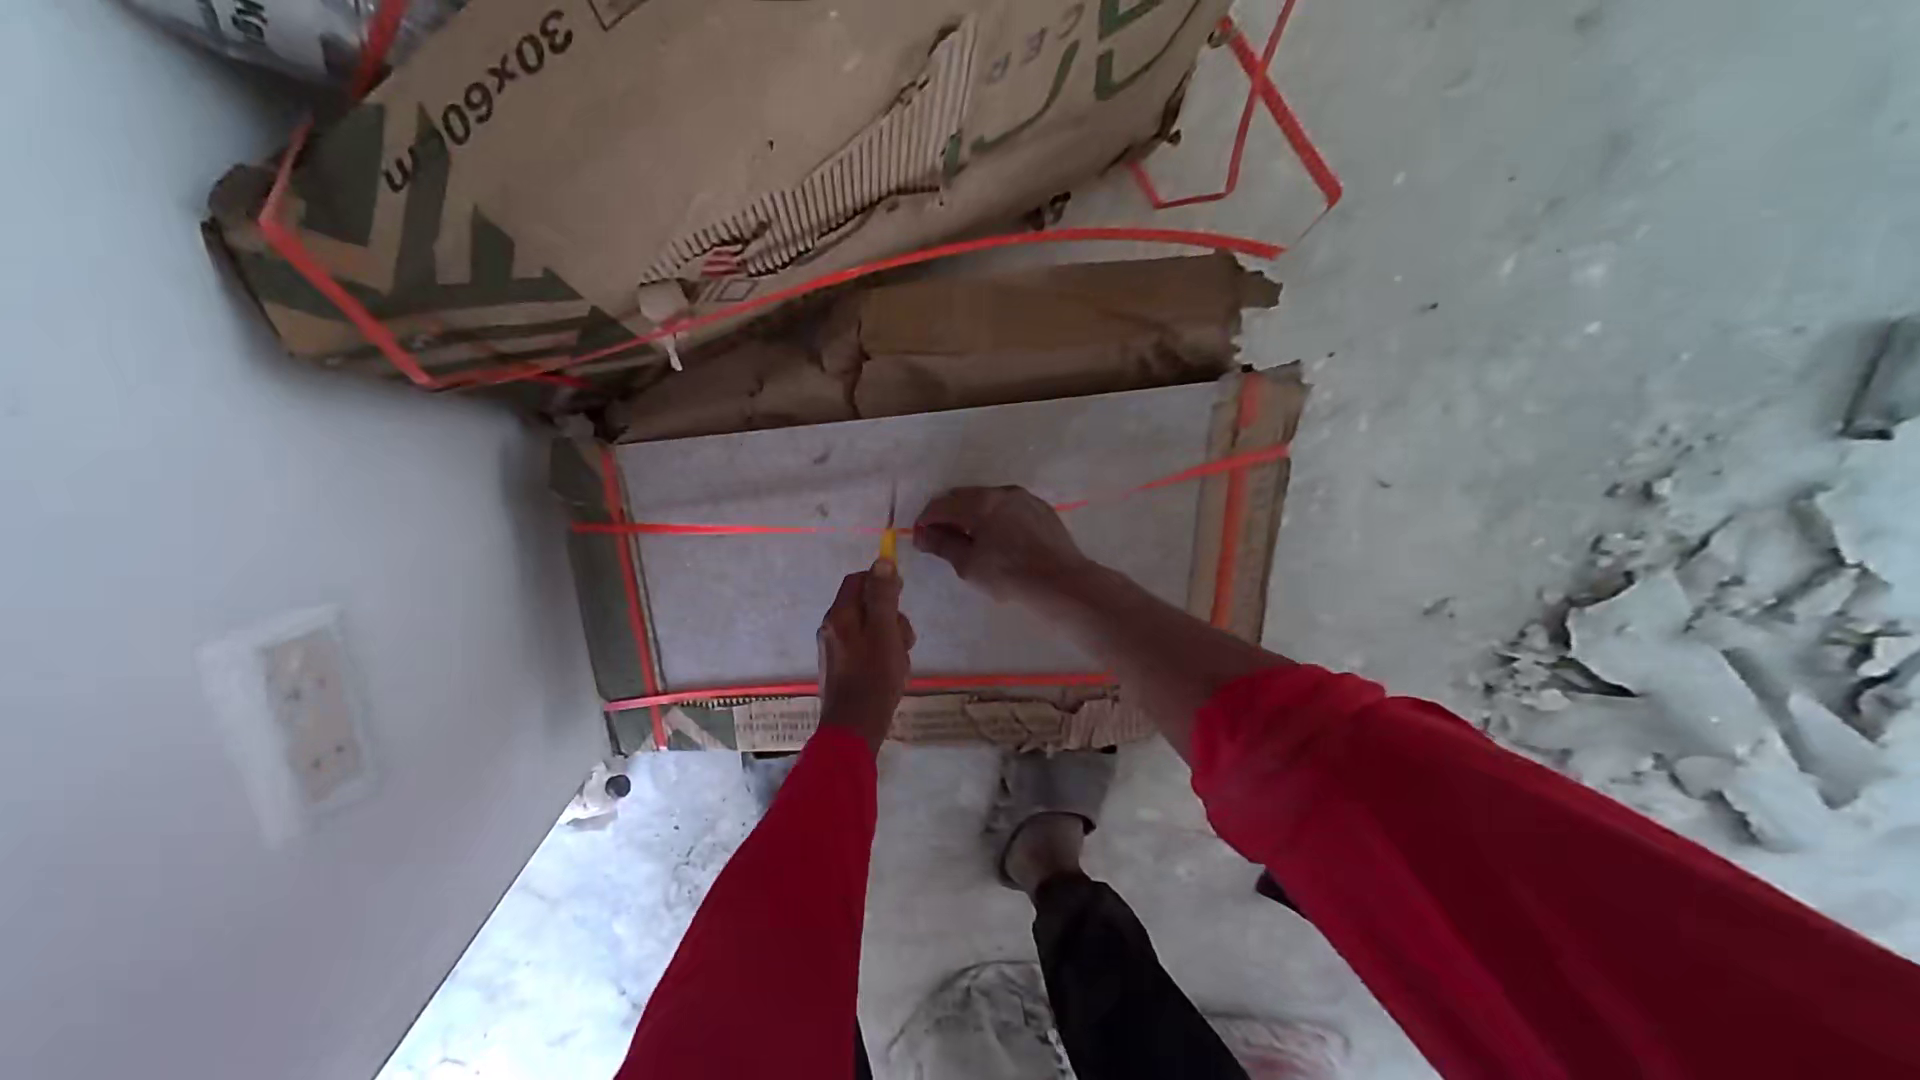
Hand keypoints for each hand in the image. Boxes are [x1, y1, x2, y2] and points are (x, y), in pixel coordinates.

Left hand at [817, 559, 914, 752]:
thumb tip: (882, 561)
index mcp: (839, 615)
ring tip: (900, 661)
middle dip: (891, 617)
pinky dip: (882, 656)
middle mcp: (832, 628)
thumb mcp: (884, 631)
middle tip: (904, 639)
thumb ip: (883, 596)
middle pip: (866, 605)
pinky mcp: (842, 668)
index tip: (901, 593)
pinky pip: (866, 649)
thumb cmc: (873, 677)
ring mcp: (835, 649)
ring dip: (891, 639)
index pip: (858, 580)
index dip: (881, 580)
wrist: (854, 728)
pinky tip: (892, 674)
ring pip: (870, 629)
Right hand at [912, 486, 1092, 603]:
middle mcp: (1001, 492)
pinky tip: (1000, 540)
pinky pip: (1009, 508)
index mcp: (979, 503)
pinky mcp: (1041, 508)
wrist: (1061, 581)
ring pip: (988, 501)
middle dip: (949, 515)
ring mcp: (1024, 498)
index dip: (925, 521)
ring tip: (972, 540)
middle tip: (943, 539)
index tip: (920, 538)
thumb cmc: (1009, 574)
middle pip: (964, 497)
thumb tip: (922, 534)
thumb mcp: (968, 564)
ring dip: (973, 515)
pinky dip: (997, 518)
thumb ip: (942, 545)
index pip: (940, 505)